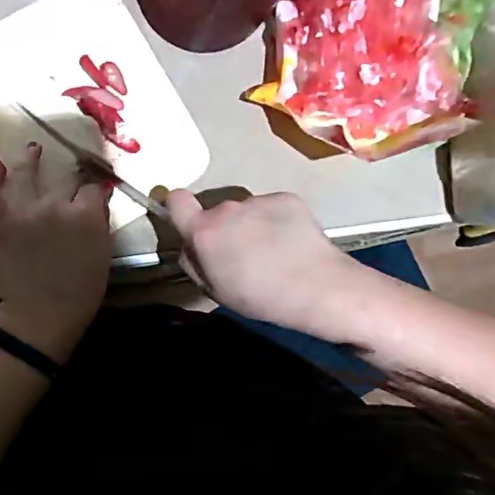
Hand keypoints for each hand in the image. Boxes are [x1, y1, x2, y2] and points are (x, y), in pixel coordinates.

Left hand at [0, 144, 110, 360]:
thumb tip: (97, 194)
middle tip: (69, 182)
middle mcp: (54, 203)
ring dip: (30, 158)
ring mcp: (22, 208)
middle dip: (69, 179)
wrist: (40, 314)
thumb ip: (99, 219)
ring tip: (33, 150)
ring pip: (26, 170)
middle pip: (63, 177)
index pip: (92, 186)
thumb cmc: (80, 292)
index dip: (94, 188)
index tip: (93, 190)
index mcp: (85, 213)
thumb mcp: (103, 253)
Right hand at [165, 189, 378, 339]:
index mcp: (203, 232)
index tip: (189, 222)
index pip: (177, 200)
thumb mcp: (213, 289)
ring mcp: (258, 200)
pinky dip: (276, 220)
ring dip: (250, 224)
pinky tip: (290, 243)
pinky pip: (271, 207)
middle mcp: (226, 208)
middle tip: (242, 254)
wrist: (317, 287)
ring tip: (272, 251)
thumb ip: (193, 262)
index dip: (179, 208)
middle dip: (223, 228)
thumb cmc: (258, 296)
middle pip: (215, 212)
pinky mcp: (287, 198)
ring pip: (245, 211)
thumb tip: (191, 246)